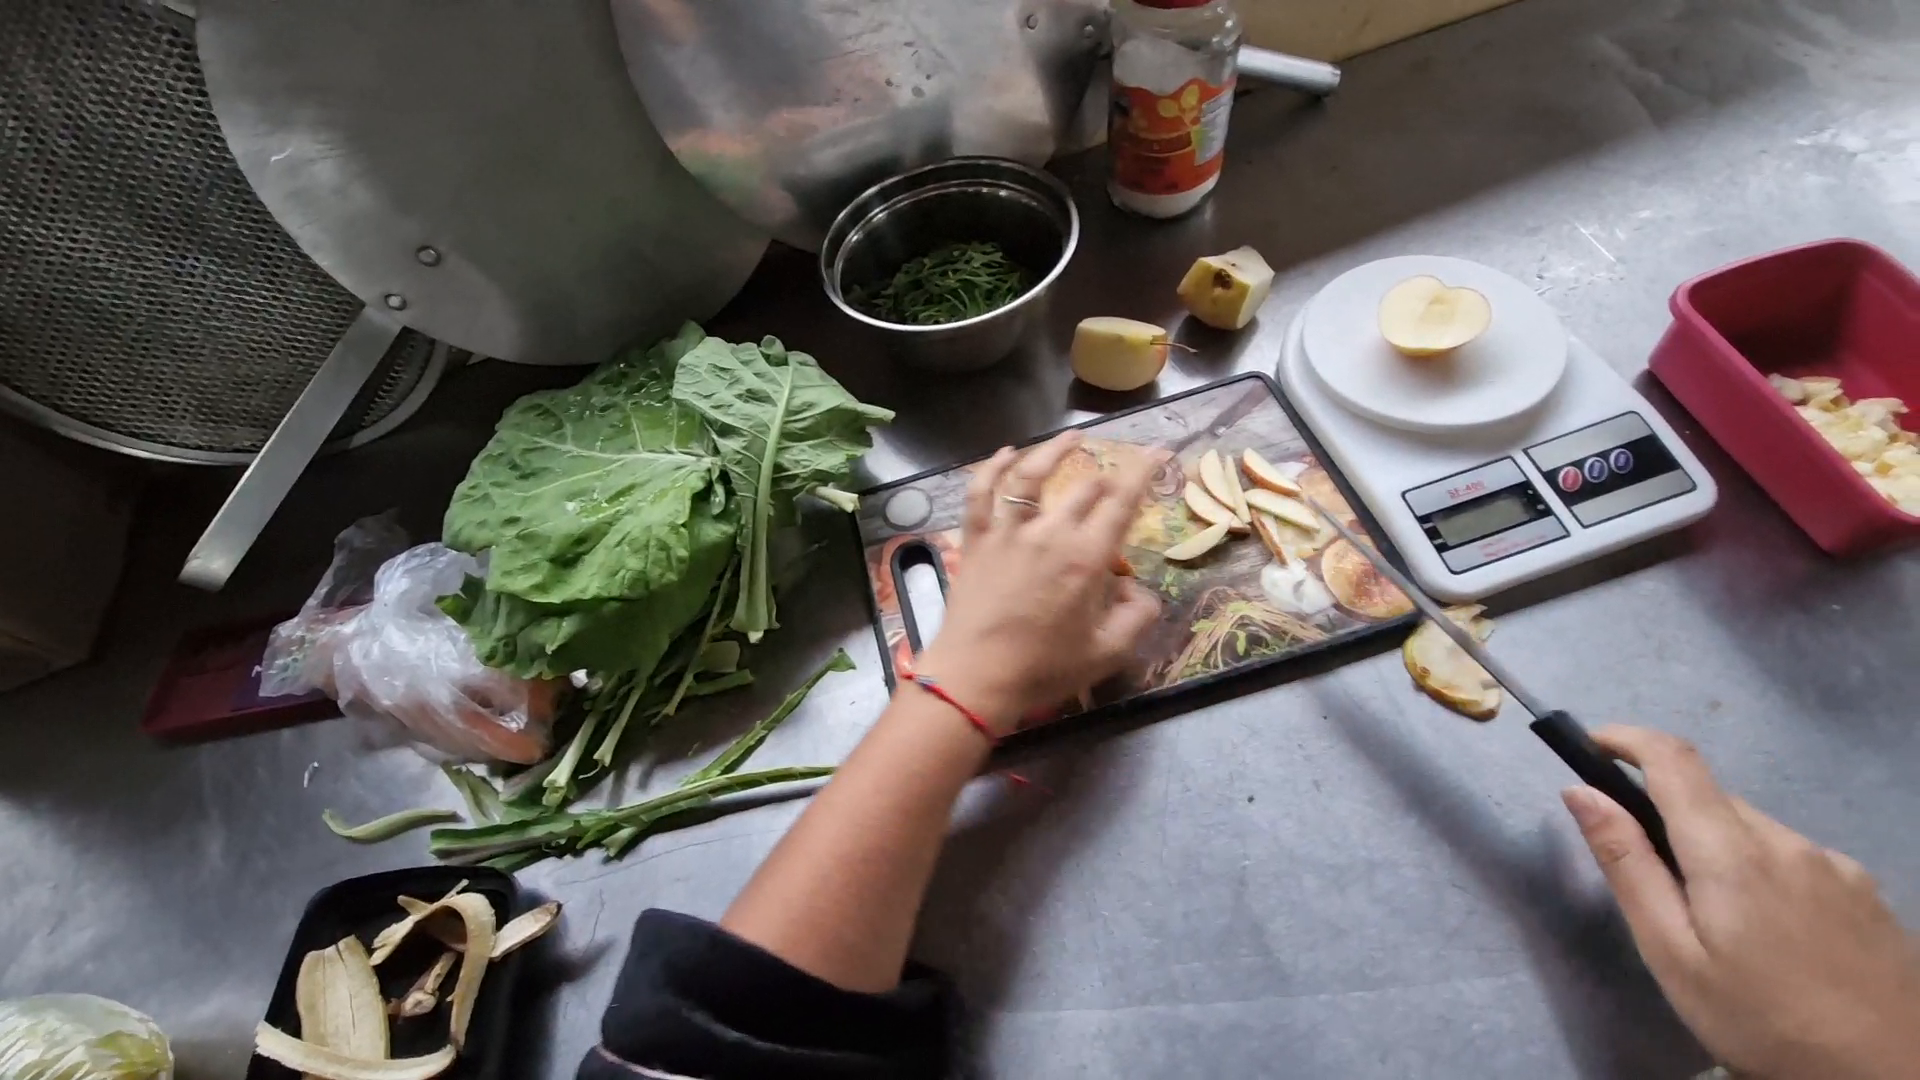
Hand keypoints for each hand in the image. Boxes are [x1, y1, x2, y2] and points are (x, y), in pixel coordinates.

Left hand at [912, 431, 1160, 734]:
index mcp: (1086, 557)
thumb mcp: (1108, 652)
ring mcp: (1007, 532)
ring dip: (1054, 450)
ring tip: (1072, 436)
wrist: (976, 678)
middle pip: (1083, 487)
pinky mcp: (976, 539)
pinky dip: (993, 467)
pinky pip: (981, 493)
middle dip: (1107, 476)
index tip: (1159, 449)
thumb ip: (1137, 616)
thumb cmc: (1044, 669)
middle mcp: (1049, 533)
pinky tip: (1006, 453)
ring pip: (1030, 475)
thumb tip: (1139, 588)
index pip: (1122, 500)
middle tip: (1116, 479)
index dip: (1144, 470)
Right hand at [1563, 726, 1919, 1079]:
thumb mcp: (1669, 949)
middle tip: (1642, 872)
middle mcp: (1790, 844)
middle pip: (1708, 796)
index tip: (1588, 744)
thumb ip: (1625, 862)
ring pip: (1748, 827)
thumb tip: (1580, 790)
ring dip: (1709, 843)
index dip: (1625, 739)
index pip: (1674, 759)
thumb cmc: (1761, 1022)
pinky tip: (1761, 929)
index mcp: (1733, 852)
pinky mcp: (1868, 895)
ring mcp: (1838, 869)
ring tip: (1706, 915)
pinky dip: (1752, 866)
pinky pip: (1788, 855)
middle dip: (1662, 812)